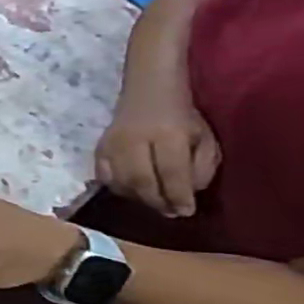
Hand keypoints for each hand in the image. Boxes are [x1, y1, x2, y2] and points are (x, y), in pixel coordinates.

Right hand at [94, 89, 219, 217]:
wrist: (148, 90)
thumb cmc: (183, 115)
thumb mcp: (205, 138)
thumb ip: (201, 166)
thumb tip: (188, 192)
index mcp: (168, 135)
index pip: (171, 173)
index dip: (178, 196)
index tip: (186, 211)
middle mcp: (135, 141)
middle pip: (142, 180)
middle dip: (157, 201)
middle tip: (170, 213)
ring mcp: (112, 144)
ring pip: (120, 181)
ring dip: (137, 198)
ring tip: (152, 203)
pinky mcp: (98, 147)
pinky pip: (103, 175)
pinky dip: (116, 188)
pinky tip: (130, 191)